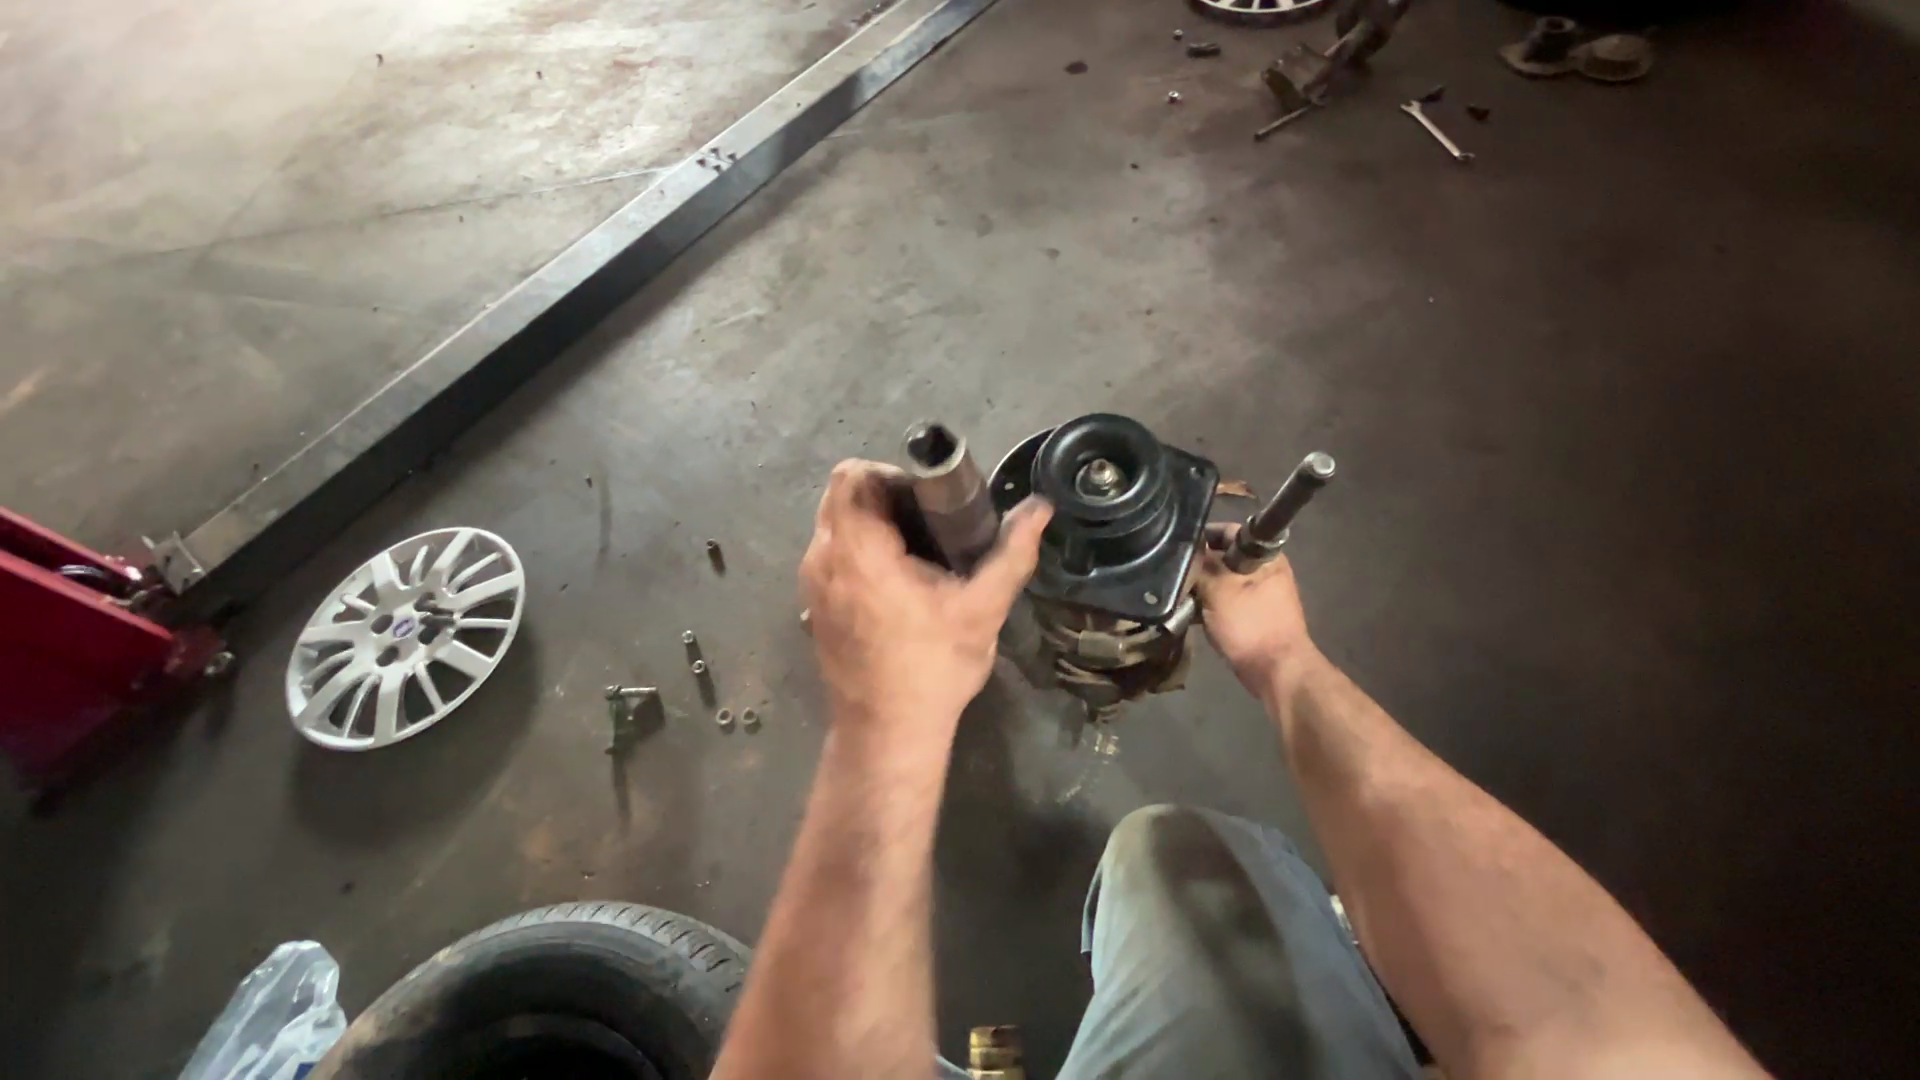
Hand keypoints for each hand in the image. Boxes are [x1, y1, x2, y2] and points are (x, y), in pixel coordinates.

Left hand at [800, 460, 1051, 746]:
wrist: (887, 732)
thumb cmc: (933, 668)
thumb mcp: (982, 609)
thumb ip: (1011, 552)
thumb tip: (1040, 507)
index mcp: (858, 550)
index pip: (854, 476)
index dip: (892, 475)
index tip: (929, 502)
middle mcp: (823, 559)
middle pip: (843, 495)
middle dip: (885, 497)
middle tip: (929, 524)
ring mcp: (811, 583)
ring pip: (835, 524)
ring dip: (872, 524)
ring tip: (916, 553)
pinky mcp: (812, 604)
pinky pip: (831, 553)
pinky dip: (859, 550)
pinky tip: (895, 583)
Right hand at [1193, 523, 1317, 692]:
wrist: (1276, 671)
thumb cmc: (1250, 625)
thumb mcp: (1219, 589)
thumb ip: (1202, 565)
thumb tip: (1186, 551)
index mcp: (1265, 557)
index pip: (1229, 532)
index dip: (1202, 536)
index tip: (1177, 546)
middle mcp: (1265, 571)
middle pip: (1223, 558)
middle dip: (1198, 567)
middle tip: (1173, 574)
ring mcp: (1260, 595)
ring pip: (1221, 582)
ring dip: (1200, 589)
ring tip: (1177, 596)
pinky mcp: (1252, 616)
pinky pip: (1224, 602)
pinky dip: (1208, 606)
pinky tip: (1189, 615)